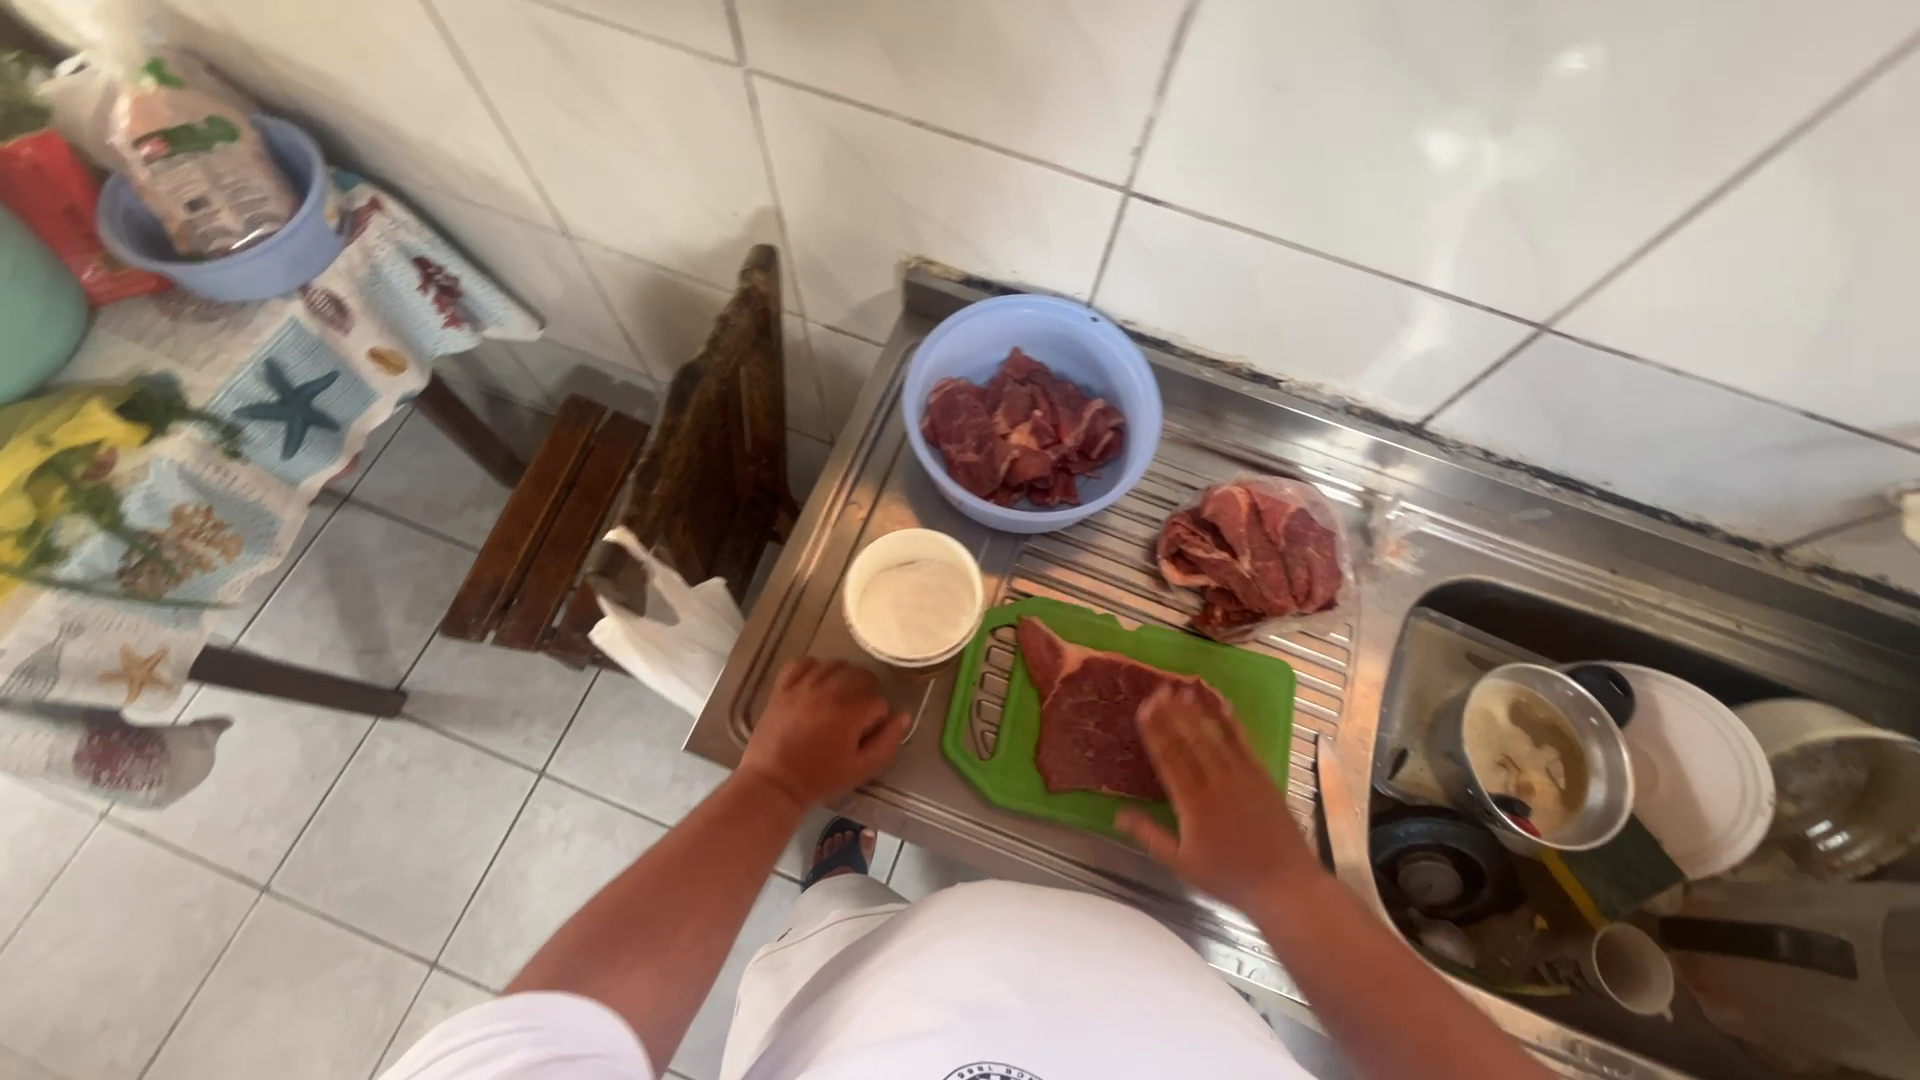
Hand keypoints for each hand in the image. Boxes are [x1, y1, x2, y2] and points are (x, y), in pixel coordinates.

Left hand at [739, 657, 909, 809]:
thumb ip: (888, 741)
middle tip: (857, 715)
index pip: (879, 701)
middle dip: (867, 693)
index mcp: (849, 712)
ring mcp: (803, 685)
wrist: (774, 782)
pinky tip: (815, 685)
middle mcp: (828, 691)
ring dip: (844, 678)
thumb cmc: (821, 778)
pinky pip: (803, 662)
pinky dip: (814, 668)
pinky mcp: (783, 686)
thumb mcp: (863, 769)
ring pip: (836, 664)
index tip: (867, 733)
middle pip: (861, 675)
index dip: (878, 718)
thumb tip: (903, 716)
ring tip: (839, 699)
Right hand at [1115, 683, 1316, 912]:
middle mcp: (1217, 782)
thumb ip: (1149, 835)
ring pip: (1214, 736)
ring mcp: (1243, 776)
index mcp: (1193, 802)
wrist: (1284, 884)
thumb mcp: (1181, 863)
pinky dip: (1231, 721)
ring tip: (1182, 690)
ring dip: (1196, 712)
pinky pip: (1243, 742)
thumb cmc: (1228, 877)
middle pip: (1189, 740)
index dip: (1155, 731)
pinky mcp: (1263, 775)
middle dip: (1172, 713)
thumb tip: (1117, 814)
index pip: (1169, 758)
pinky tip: (1222, 705)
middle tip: (1158, 690)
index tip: (1143, 709)